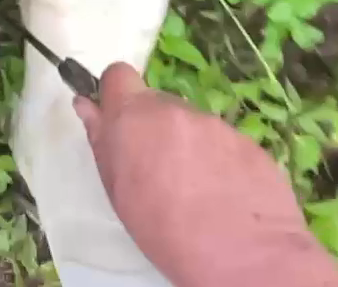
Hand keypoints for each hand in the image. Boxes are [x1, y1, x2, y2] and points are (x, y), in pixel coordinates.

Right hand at [74, 63, 337, 286]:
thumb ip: (102, 140)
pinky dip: (222, 162)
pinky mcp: (250, 144)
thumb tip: (87, 105)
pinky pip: (226, 144)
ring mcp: (215, 125)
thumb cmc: (166, 232)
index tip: (122, 120)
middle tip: (162, 168)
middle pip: (157, 103)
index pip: (118, 73)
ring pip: (192, 124)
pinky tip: (228, 196)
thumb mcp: (118, 191)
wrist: (248, 263)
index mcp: (134, 116)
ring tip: (200, 189)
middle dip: (155, 127)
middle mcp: (173, 110)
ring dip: (190, 145)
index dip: (118, 93)